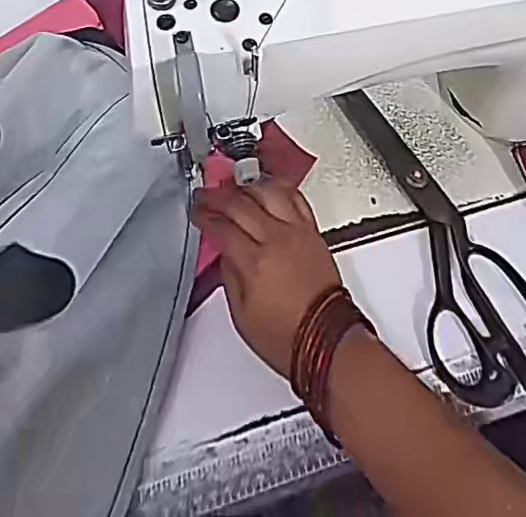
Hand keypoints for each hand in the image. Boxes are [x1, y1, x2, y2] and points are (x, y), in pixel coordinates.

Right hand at [192, 177, 340, 377]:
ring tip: (234, 187)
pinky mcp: (313, 231)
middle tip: (207, 195)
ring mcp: (297, 233)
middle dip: (217, 196)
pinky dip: (279, 187)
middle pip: (240, 204)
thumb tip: (223, 253)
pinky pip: (296, 197)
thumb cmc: (290, 335)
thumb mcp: (242, 316)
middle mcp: (277, 241)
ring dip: (246, 186)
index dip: (204, 216)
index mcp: (255, 263)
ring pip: (268, 191)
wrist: (327, 339)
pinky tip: (269, 186)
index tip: (198, 213)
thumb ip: (229, 276)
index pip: (222, 227)